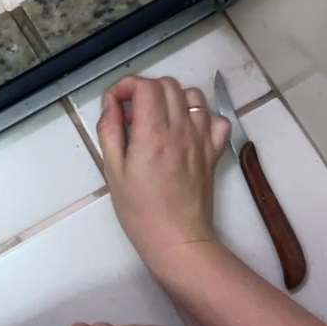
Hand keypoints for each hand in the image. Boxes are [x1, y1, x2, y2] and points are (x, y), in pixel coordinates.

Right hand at [98, 76, 231, 276]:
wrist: (178, 241)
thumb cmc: (139, 210)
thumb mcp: (113, 171)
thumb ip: (110, 131)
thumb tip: (111, 103)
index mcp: (152, 134)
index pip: (145, 86)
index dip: (126, 85)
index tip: (115, 102)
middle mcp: (180, 130)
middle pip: (168, 84)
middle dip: (146, 88)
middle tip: (132, 110)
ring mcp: (201, 139)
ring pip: (193, 95)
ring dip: (173, 97)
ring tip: (158, 116)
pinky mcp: (214, 151)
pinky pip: (216, 119)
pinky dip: (201, 115)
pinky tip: (186, 129)